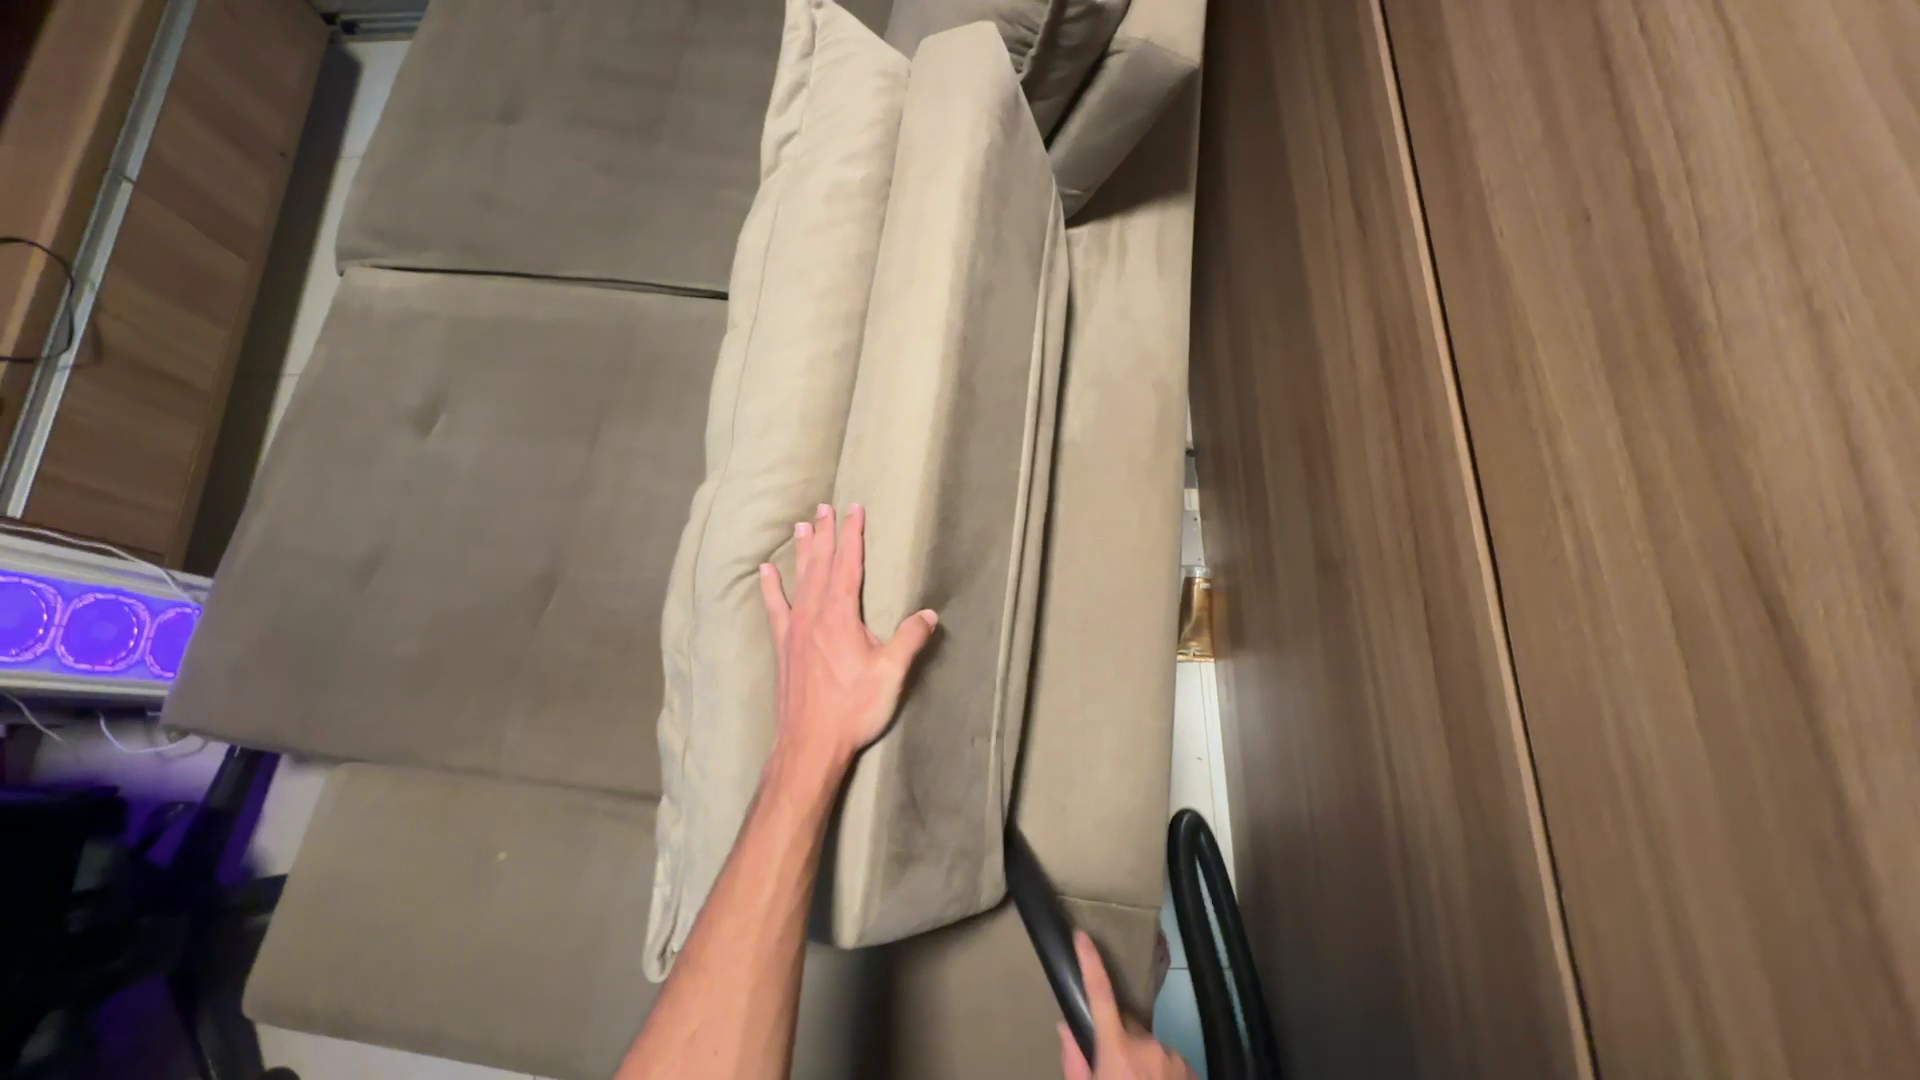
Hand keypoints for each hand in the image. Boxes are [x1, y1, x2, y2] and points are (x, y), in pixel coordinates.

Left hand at [759, 503, 937, 768]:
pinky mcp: (784, 646)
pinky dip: (771, 587)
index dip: (852, 535)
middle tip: (824, 507)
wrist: (809, 743)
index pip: (848, 565)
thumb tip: (928, 614)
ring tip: (801, 525)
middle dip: (825, 533)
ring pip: (798, 579)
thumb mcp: (891, 674)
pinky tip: (765, 571)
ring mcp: (794, 629)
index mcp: (840, 615)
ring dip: (802, 551)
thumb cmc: (852, 709)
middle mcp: (813, 614)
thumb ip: (909, 640)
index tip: (853, 509)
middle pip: (820, 564)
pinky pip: (775, 607)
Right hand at [1059, 931, 1196, 1079]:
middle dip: (1119, 1041)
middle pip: (1127, 1028)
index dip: (1090, 962)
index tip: (1082, 935)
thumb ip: (1076, 1062)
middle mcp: (1148, 1046)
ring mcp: (1174, 1058)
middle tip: (1112, 1073)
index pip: (1100, 995)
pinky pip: (1170, 1063)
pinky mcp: (1192, 1071)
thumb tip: (1066, 1027)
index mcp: (1117, 1050)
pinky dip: (1162, 1074)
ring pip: (1150, 1048)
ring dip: (1143, 1062)